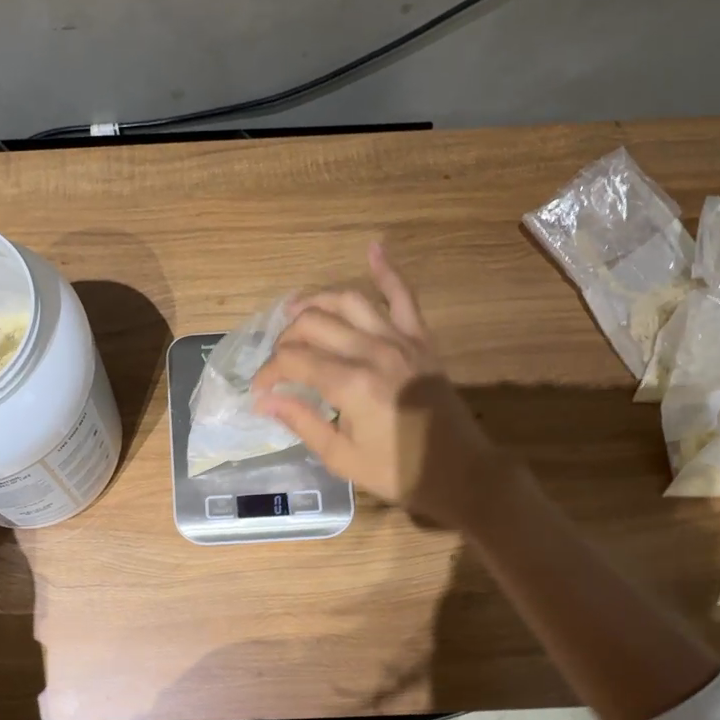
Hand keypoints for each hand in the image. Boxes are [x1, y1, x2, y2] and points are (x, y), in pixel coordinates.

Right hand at [253, 243, 516, 527]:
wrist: (460, 472)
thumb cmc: (396, 472)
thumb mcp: (340, 457)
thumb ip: (302, 422)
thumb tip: (264, 401)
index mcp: (350, 384)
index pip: (292, 362)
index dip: (268, 374)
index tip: (260, 392)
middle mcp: (372, 351)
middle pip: (313, 324)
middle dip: (285, 340)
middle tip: (278, 363)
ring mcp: (399, 340)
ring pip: (348, 301)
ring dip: (317, 301)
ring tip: (295, 310)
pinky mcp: (421, 339)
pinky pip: (403, 295)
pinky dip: (388, 270)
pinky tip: (374, 248)